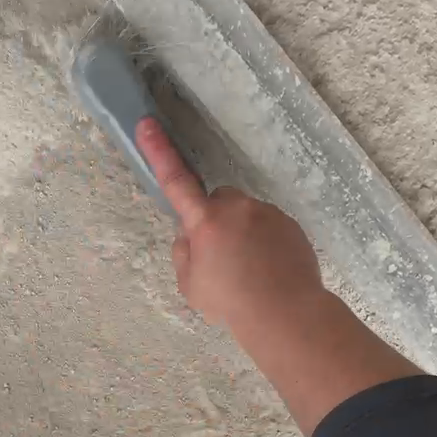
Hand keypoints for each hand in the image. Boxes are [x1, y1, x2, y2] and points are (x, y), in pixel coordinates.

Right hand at [135, 117, 325, 328]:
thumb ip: (183, 254)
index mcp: (205, 222)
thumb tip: (188, 237)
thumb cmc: (229, 301)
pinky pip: (266, 225)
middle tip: (215, 254)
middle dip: (213, 217)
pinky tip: (263, 269)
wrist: (284, 311)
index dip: (158, 152)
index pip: (175, 182)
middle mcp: (236, 208)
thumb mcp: (189, 284)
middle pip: (217, 200)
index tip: (147, 125)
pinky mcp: (289, 223)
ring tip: (244, 269)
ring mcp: (266, 213)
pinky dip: (262, 242)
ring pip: (243, 214)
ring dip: (239, 233)